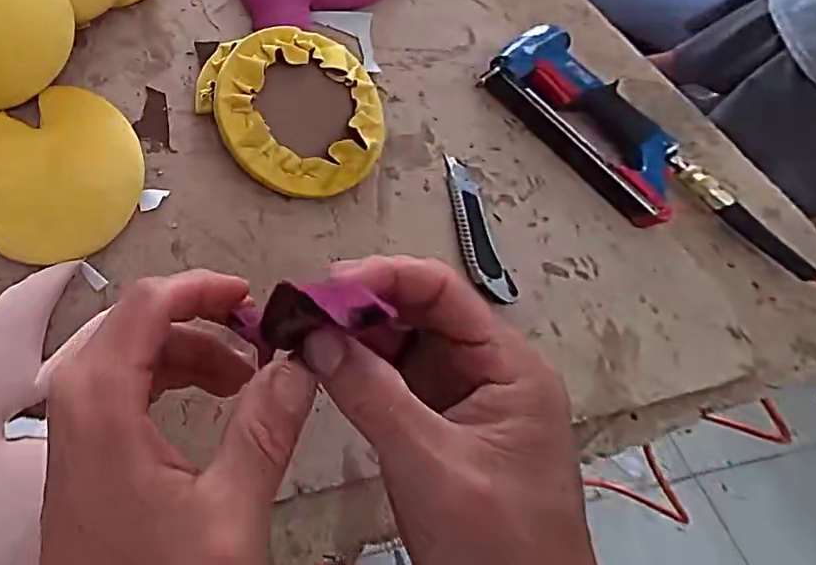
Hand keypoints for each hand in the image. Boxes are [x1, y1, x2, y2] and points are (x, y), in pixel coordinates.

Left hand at [42, 271, 318, 564]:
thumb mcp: (226, 516)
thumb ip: (265, 430)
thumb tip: (299, 364)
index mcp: (101, 398)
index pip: (150, 300)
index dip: (204, 287)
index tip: (251, 299)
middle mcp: (76, 394)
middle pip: (142, 317)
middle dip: (205, 319)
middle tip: (256, 337)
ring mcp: (74, 418)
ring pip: (137, 345)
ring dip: (193, 348)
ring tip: (244, 377)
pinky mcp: (82, 442)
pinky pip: (128, 377)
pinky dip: (172, 373)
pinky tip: (210, 396)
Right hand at [300, 257, 593, 564]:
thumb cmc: (503, 551)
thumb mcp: (435, 469)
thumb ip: (376, 397)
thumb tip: (319, 338)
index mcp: (508, 365)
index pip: (442, 291)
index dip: (386, 277)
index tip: (333, 283)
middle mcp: (484, 366)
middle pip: (418, 309)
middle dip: (362, 302)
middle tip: (309, 305)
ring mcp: (459, 391)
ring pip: (400, 338)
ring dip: (354, 331)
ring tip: (308, 328)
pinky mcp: (436, 417)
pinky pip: (391, 373)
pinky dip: (357, 364)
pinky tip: (325, 360)